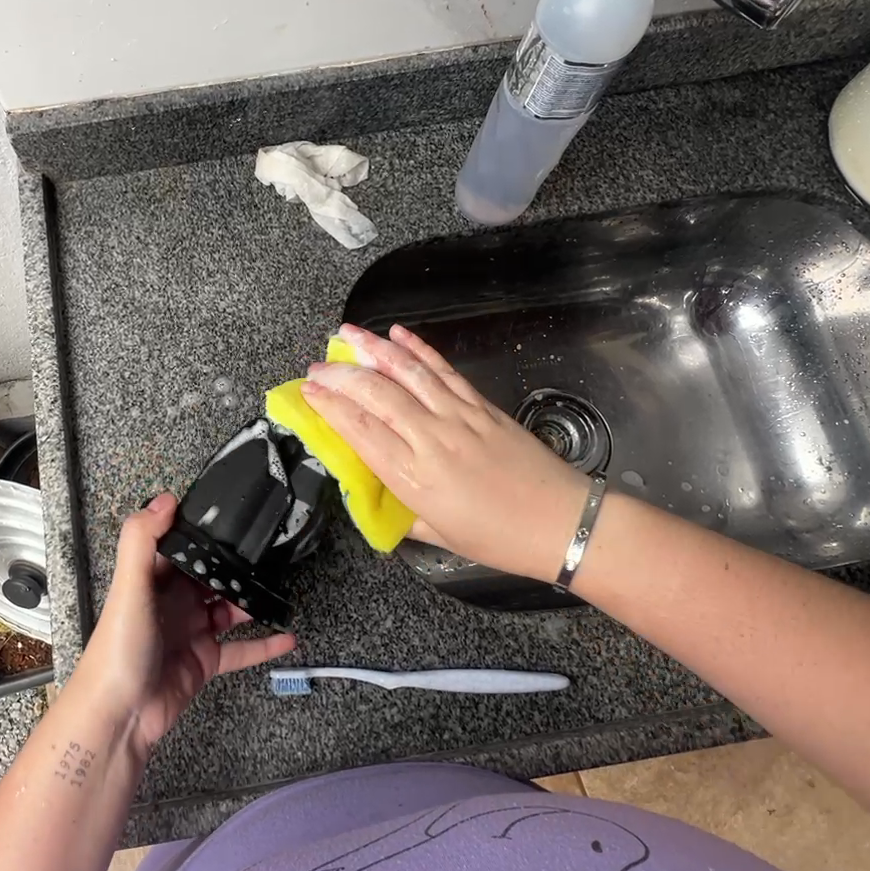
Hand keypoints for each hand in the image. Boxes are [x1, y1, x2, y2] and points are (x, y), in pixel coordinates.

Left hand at [76, 494, 296, 755]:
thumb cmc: (119, 648)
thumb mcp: (130, 587)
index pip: (182, 546)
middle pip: (210, 576)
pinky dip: (263, 644)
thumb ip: (143, 540)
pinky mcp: (204, 661)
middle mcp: (173, 602)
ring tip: (282, 588)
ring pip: (228, 609)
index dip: (205, 532)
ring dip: (252, 600)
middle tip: (271, 552)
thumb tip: (166, 498)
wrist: (119, 716)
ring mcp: (191, 632)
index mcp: (153, 579)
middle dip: (237, 566)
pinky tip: (287, 637)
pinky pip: (239, 649)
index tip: (235, 515)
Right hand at [301, 323, 590, 581]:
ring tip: (348, 333)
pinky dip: (419, 349)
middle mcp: (432, 439)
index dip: (329, 406)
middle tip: (317, 365)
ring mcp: (459, 416)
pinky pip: (443, 370)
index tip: (307, 392)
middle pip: (377, 395)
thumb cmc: (497, 538)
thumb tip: (371, 489)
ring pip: (408, 373)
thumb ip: (398, 510)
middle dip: (341, 375)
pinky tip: (399, 334)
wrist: (562, 522)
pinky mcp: (482, 405)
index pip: (360, 430)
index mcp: (415, 477)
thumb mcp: (436, 534)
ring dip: (374, 348)